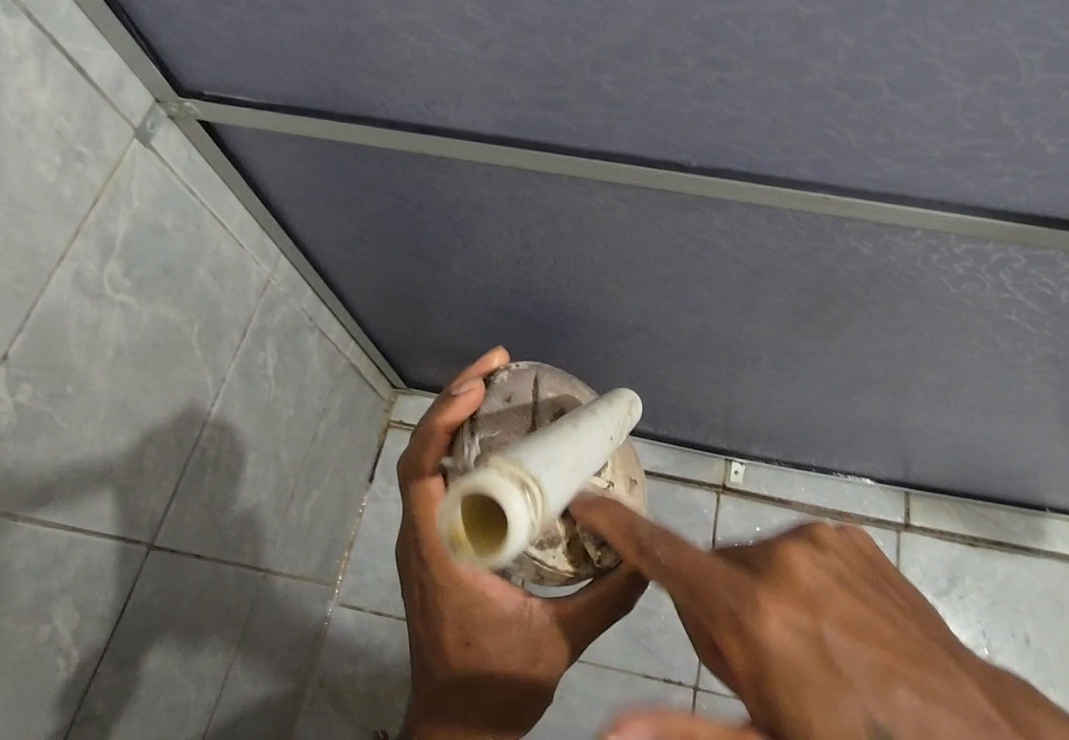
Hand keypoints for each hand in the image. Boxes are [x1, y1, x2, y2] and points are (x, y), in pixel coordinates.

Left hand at [396, 348, 648, 739]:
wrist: (456, 729)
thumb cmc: (496, 686)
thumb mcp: (559, 642)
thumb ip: (607, 597)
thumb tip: (649, 552)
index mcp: (437, 553)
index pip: (420, 471)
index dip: (442, 421)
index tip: (479, 385)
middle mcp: (421, 538)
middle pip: (422, 452)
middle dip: (454, 401)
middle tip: (499, 365)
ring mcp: (423, 542)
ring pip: (428, 464)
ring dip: (456, 420)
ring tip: (497, 386)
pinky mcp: (434, 548)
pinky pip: (440, 484)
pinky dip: (460, 449)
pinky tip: (496, 437)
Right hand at [572, 496, 1068, 739]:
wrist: (964, 725)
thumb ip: (687, 733)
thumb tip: (609, 729)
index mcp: (750, 612)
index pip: (665, 559)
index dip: (620, 529)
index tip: (586, 500)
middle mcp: (777, 558)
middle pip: (712, 575)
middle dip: (718, 615)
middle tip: (762, 673)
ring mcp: (819, 540)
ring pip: (755, 563)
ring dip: (759, 599)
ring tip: (808, 653)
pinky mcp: (850, 535)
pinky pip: (795, 552)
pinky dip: (797, 581)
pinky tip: (836, 626)